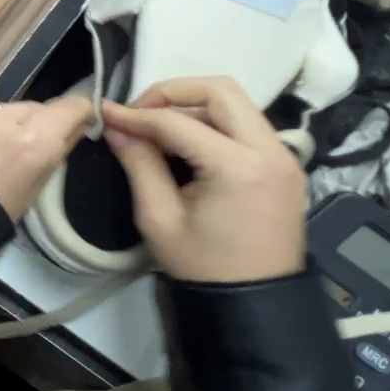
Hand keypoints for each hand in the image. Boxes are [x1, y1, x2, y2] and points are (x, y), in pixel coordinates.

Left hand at [0, 98, 92, 219]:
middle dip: (35, 124)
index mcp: (33, 142)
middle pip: (34, 107)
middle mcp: (3, 117)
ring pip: (1, 109)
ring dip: (2, 124)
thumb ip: (51, 156)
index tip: (77, 125)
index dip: (77, 115)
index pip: (71, 107)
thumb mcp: (30, 194)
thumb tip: (69, 132)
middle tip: (24, 147)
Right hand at [101, 77, 306, 283]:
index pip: (178, 122)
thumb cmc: (202, 263)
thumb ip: (139, 163)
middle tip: (139, 112)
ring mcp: (284, 155)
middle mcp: (270, 151)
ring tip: (156, 127)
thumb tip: (116, 127)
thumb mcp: (158, 216)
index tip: (105, 113)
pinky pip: (246, 125)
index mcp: (238, 167)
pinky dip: (211, 122)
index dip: (135, 115)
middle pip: (221, 90)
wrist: (255, 300)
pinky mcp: (284, 164)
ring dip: (192, 105)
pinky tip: (183, 142)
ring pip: (236, 103)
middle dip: (172, 92)